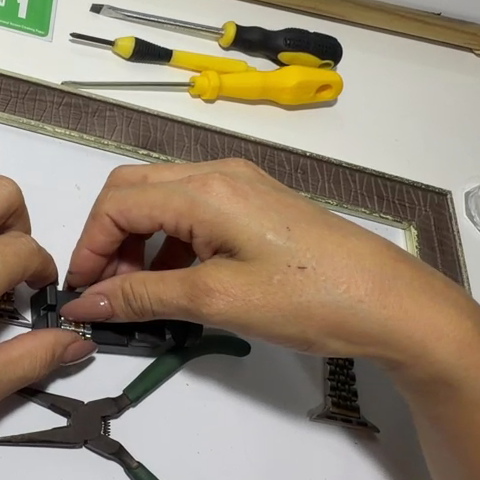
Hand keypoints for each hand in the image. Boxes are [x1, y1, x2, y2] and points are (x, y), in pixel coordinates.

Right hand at [57, 159, 479, 368]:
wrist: (398, 306)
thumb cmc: (306, 300)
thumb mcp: (215, 301)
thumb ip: (141, 296)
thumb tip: (83, 305)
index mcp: (204, 189)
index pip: (116, 204)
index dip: (89, 247)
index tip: (82, 294)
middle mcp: (216, 173)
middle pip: (132, 190)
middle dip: (108, 238)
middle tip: (106, 288)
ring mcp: (239, 184)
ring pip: (160, 199)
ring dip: (137, 240)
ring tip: (140, 290)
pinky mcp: (255, 202)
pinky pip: (191, 209)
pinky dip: (168, 241)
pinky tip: (177, 279)